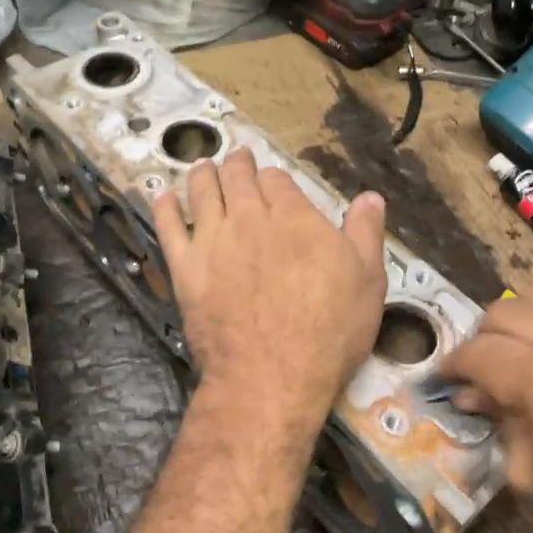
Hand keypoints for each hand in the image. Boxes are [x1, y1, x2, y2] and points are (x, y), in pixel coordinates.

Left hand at [152, 148, 387, 439]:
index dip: (274, 177)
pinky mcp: (185, 268)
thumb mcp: (367, 282)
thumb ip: (365, 234)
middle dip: (237, 164)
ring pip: (202, 193)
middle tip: (235, 158)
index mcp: (294, 217)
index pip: (277, 180)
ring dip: (202, 174)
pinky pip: (168, 228)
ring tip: (202, 167)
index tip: (272, 179)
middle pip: (237, 179)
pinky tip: (161, 196)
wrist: (271, 374)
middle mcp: (250, 219)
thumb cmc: (329, 331)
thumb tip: (370, 197)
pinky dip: (164, 208)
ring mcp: (213, 241)